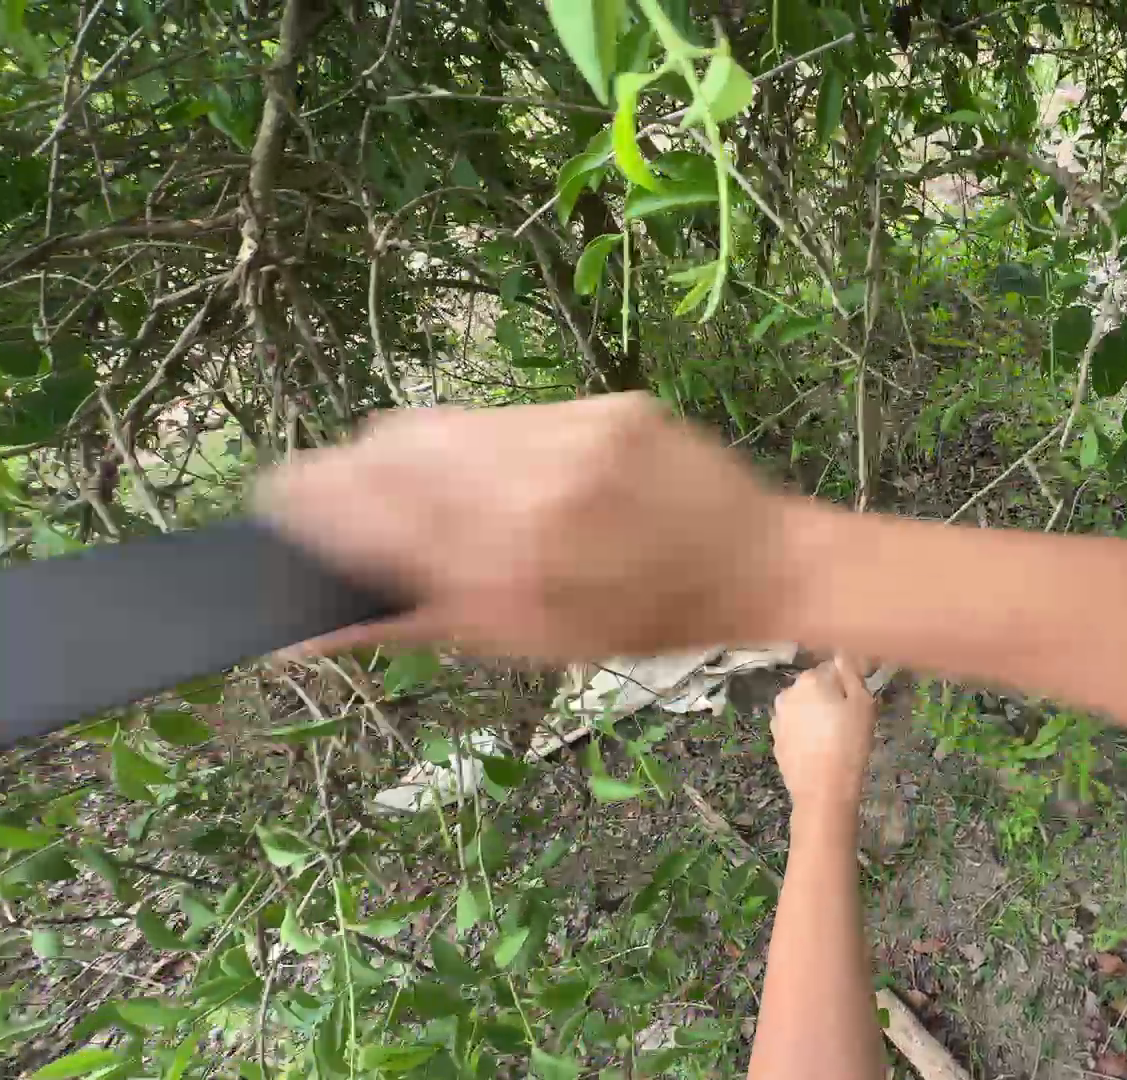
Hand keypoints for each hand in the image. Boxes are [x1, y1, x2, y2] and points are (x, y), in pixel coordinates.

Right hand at [258, 394, 797, 659]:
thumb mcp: (548, 642)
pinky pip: (519, 414)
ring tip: (456, 496)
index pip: (361, 499)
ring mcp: (584, 426)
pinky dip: (495, 442)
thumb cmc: (662, 618)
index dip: (308, 506)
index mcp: (520, 549)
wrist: (765, 561)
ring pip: (452, 420)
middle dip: (362, 474)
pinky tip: (524, 474)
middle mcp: (544, 474)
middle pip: (392, 441)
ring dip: (427, 455)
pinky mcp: (616, 404)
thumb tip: (314, 624)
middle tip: (376, 510)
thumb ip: (431, 622)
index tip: (291, 517)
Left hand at [771, 657, 874, 817]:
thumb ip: (852, 674)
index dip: (849, 681)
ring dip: (816, 711)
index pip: (834, 667)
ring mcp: (779, 717)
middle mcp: (789, 692)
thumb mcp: (863, 704)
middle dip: (831, 695)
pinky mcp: (776, 739)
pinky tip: (819, 746)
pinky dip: (806, 729)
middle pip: (816, 685)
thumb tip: (842, 654)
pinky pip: (796, 725)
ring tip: (834, 734)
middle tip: (850, 717)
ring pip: (804, 705)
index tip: (860, 698)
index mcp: (811, 679)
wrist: (822, 790)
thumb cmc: (848, 743)